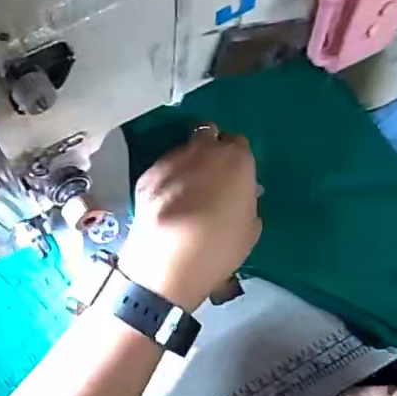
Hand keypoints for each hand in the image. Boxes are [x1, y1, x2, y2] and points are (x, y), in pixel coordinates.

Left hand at [116, 124, 260, 310]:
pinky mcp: (147, 173)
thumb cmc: (219, 246)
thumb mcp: (249, 228)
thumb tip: (241, 194)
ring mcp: (171, 159)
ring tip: (186, 190)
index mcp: (236, 159)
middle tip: (212, 174)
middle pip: (209, 133)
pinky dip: (167, 178)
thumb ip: (247, 201)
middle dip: (211, 147)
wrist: (169, 261)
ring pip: (183, 149)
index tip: (235, 176)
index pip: (239, 143)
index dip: (237, 159)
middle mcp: (204, 150)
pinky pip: (162, 168)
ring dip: (188, 162)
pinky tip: (166, 201)